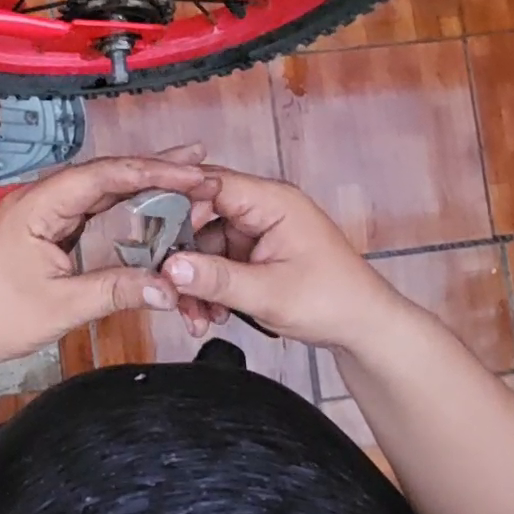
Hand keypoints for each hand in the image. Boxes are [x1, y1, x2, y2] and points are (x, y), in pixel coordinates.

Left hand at [0, 148, 216, 367]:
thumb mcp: (62, 305)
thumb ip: (117, 291)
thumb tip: (167, 288)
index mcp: (34, 205)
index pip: (101, 176)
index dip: (150, 171)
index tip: (189, 172)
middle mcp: (36, 199)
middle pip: (102, 174)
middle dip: (151, 168)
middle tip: (196, 160)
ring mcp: (38, 213)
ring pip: (96, 189)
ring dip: (138, 183)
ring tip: (181, 174)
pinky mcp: (42, 229)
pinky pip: (87, 208)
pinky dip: (120, 205)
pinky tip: (146, 204)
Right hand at [161, 167, 408, 348]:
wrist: (364, 329)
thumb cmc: (334, 302)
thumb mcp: (269, 293)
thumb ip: (217, 279)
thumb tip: (170, 268)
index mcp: (272, 202)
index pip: (210, 185)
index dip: (176, 206)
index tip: (149, 237)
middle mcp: (262, 209)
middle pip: (201, 217)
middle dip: (183, 257)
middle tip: (169, 289)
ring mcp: (256, 231)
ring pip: (204, 245)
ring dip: (194, 280)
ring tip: (196, 316)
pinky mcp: (254, 253)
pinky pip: (216, 263)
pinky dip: (207, 288)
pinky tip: (209, 314)